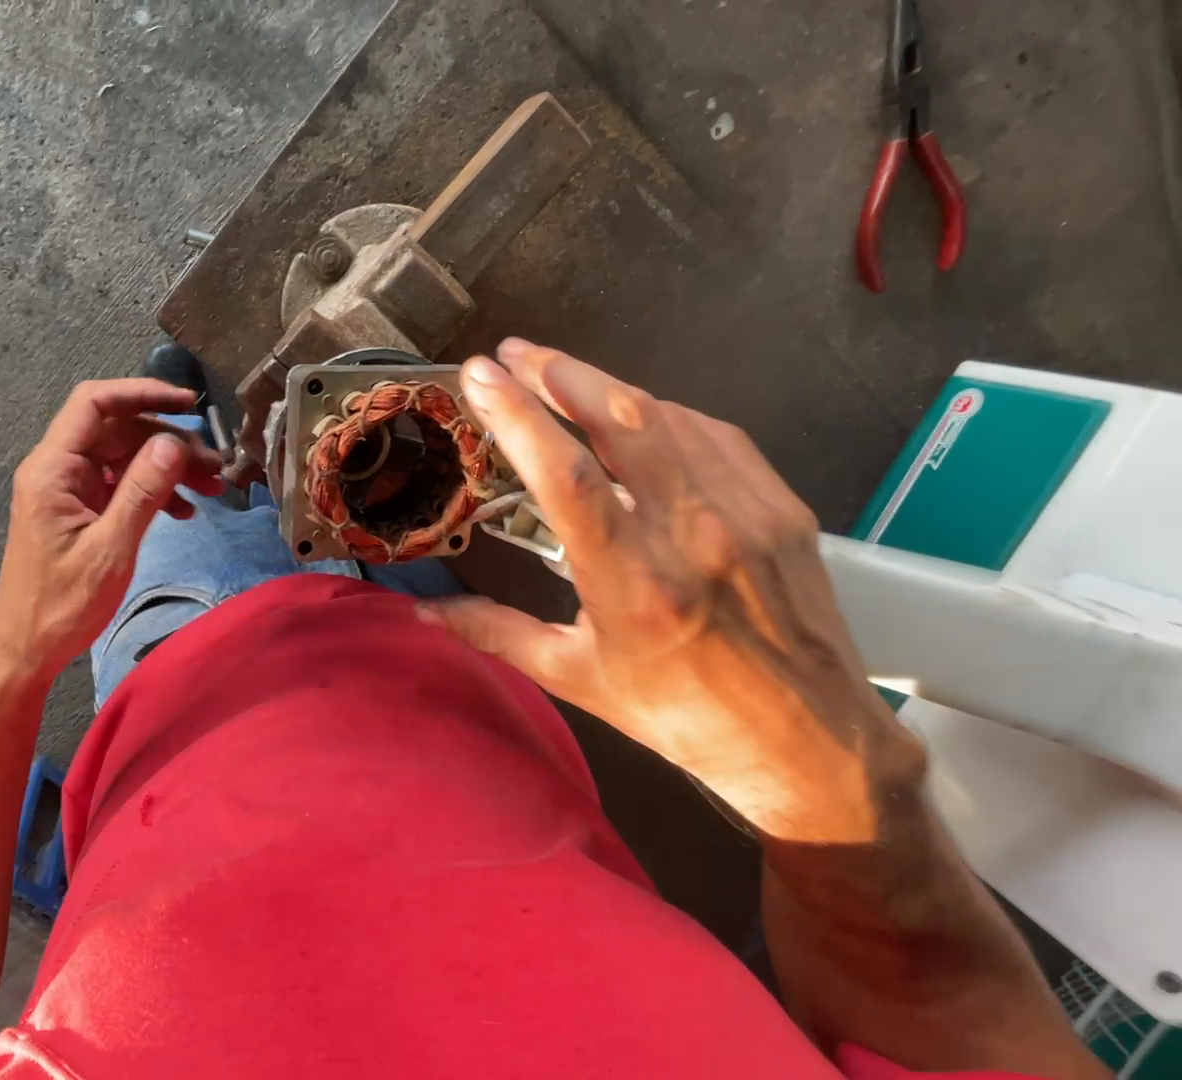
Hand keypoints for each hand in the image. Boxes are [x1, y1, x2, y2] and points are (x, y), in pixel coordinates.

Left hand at [0, 378, 224, 682]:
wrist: (27, 649)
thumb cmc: (62, 604)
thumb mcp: (110, 548)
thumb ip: (141, 491)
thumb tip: (174, 443)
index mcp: (52, 469)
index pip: (94, 403)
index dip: (142, 394)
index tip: (189, 404)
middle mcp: (57, 470)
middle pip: (117, 430)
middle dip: (168, 441)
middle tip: (215, 466)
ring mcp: (68, 490)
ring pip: (124, 458)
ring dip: (167, 468)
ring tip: (212, 487)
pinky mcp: (79, 511)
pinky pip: (119, 485)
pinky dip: (152, 492)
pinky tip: (183, 511)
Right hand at [420, 340, 922, 842]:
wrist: (810, 744)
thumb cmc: (678, 715)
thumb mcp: (575, 677)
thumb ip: (493, 632)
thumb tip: (422, 609)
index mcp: (632, 586)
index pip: (568, 477)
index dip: (519, 417)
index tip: (481, 378)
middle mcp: (692, 537)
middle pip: (622, 421)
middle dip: (559, 374)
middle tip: (512, 353)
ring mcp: (746, 515)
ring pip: (668, 416)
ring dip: (604, 384)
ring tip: (557, 371)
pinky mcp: (782, 508)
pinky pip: (713, 435)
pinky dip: (661, 411)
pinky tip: (632, 408)